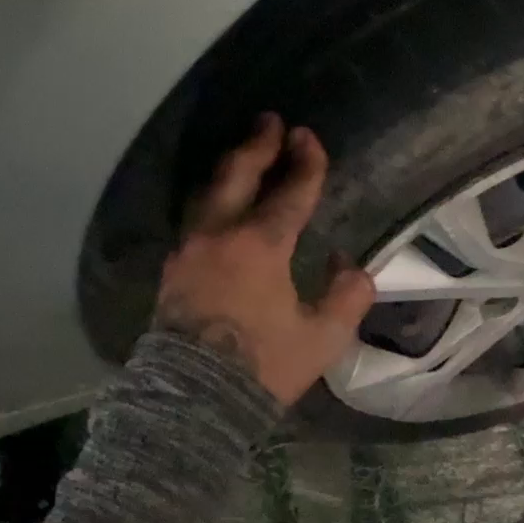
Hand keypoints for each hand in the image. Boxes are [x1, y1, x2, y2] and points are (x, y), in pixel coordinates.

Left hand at [155, 113, 376, 406]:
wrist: (194, 400)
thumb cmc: (263, 366)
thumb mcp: (322, 338)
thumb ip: (347, 296)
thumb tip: (350, 266)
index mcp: (260, 247)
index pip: (289, 194)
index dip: (306, 164)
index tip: (310, 139)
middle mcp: (220, 236)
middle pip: (236, 176)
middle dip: (257, 145)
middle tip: (271, 122)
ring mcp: (190, 251)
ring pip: (208, 194)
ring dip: (230, 169)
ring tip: (245, 154)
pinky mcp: (173, 271)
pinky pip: (195, 219)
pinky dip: (213, 200)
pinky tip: (220, 205)